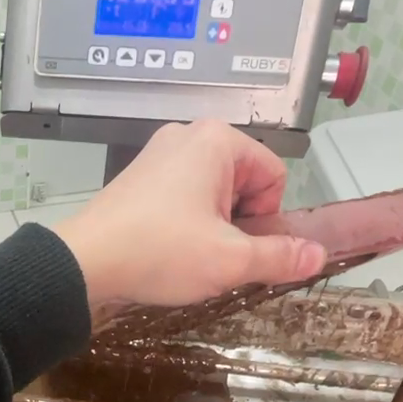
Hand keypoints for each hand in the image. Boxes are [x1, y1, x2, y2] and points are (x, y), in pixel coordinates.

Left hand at [50, 121, 326, 313]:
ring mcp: (156, 157)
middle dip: (235, 225)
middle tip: (211, 257)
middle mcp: (188, 137)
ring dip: (208, 230)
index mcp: (218, 140)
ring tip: (184, 258)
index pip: (273, 177)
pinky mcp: (135, 181)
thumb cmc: (159, 253)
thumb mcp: (229, 261)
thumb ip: (279, 257)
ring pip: (209, 197)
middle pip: (241, 184)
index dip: (265, 221)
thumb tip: (318, 255)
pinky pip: (177, 202)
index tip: (239, 248)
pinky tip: (163, 253)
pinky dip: (180, 228)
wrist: (84, 264)